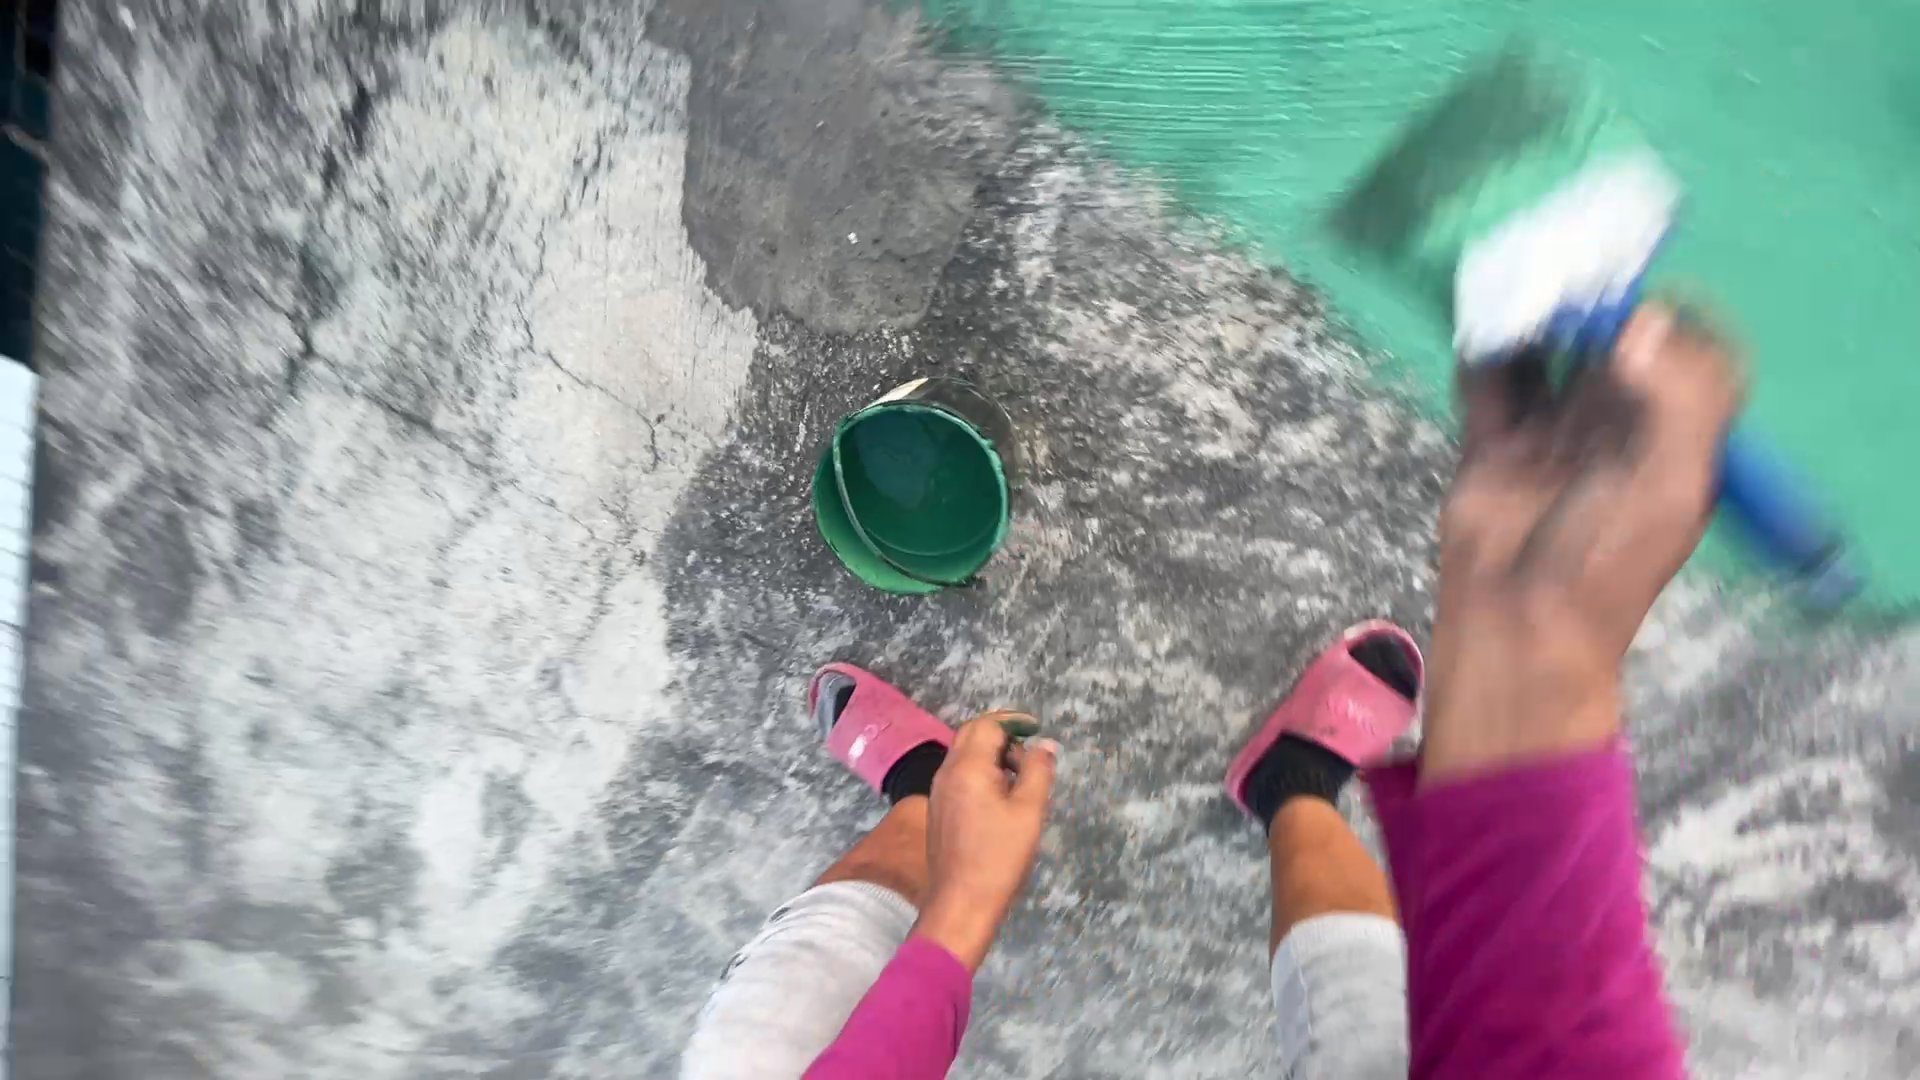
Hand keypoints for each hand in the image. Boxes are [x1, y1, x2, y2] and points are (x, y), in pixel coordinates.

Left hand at [910, 712, 1058, 971]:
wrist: (960, 904)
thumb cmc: (998, 857)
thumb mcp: (1028, 811)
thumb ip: (1038, 771)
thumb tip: (1045, 744)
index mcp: (967, 767)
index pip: (987, 725)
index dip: (1013, 722)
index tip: (1036, 729)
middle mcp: (947, 772)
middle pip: (972, 735)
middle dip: (1001, 735)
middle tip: (1029, 755)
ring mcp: (939, 791)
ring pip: (964, 755)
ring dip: (992, 755)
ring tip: (1020, 780)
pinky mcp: (939, 809)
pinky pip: (960, 775)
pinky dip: (981, 772)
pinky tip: (1001, 798)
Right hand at [1422, 303, 1741, 782]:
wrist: (1518, 614)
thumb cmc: (1605, 557)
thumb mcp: (1669, 482)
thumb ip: (1675, 400)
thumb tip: (1639, 324)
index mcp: (1675, 432)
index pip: (1683, 352)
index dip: (1663, 316)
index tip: (1629, 297)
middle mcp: (1613, 425)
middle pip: (1606, 348)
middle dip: (1587, 311)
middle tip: (1561, 279)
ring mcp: (1548, 434)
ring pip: (1543, 363)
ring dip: (1530, 330)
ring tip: (1514, 297)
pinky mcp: (1490, 446)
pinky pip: (1488, 391)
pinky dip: (1481, 360)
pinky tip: (1478, 334)